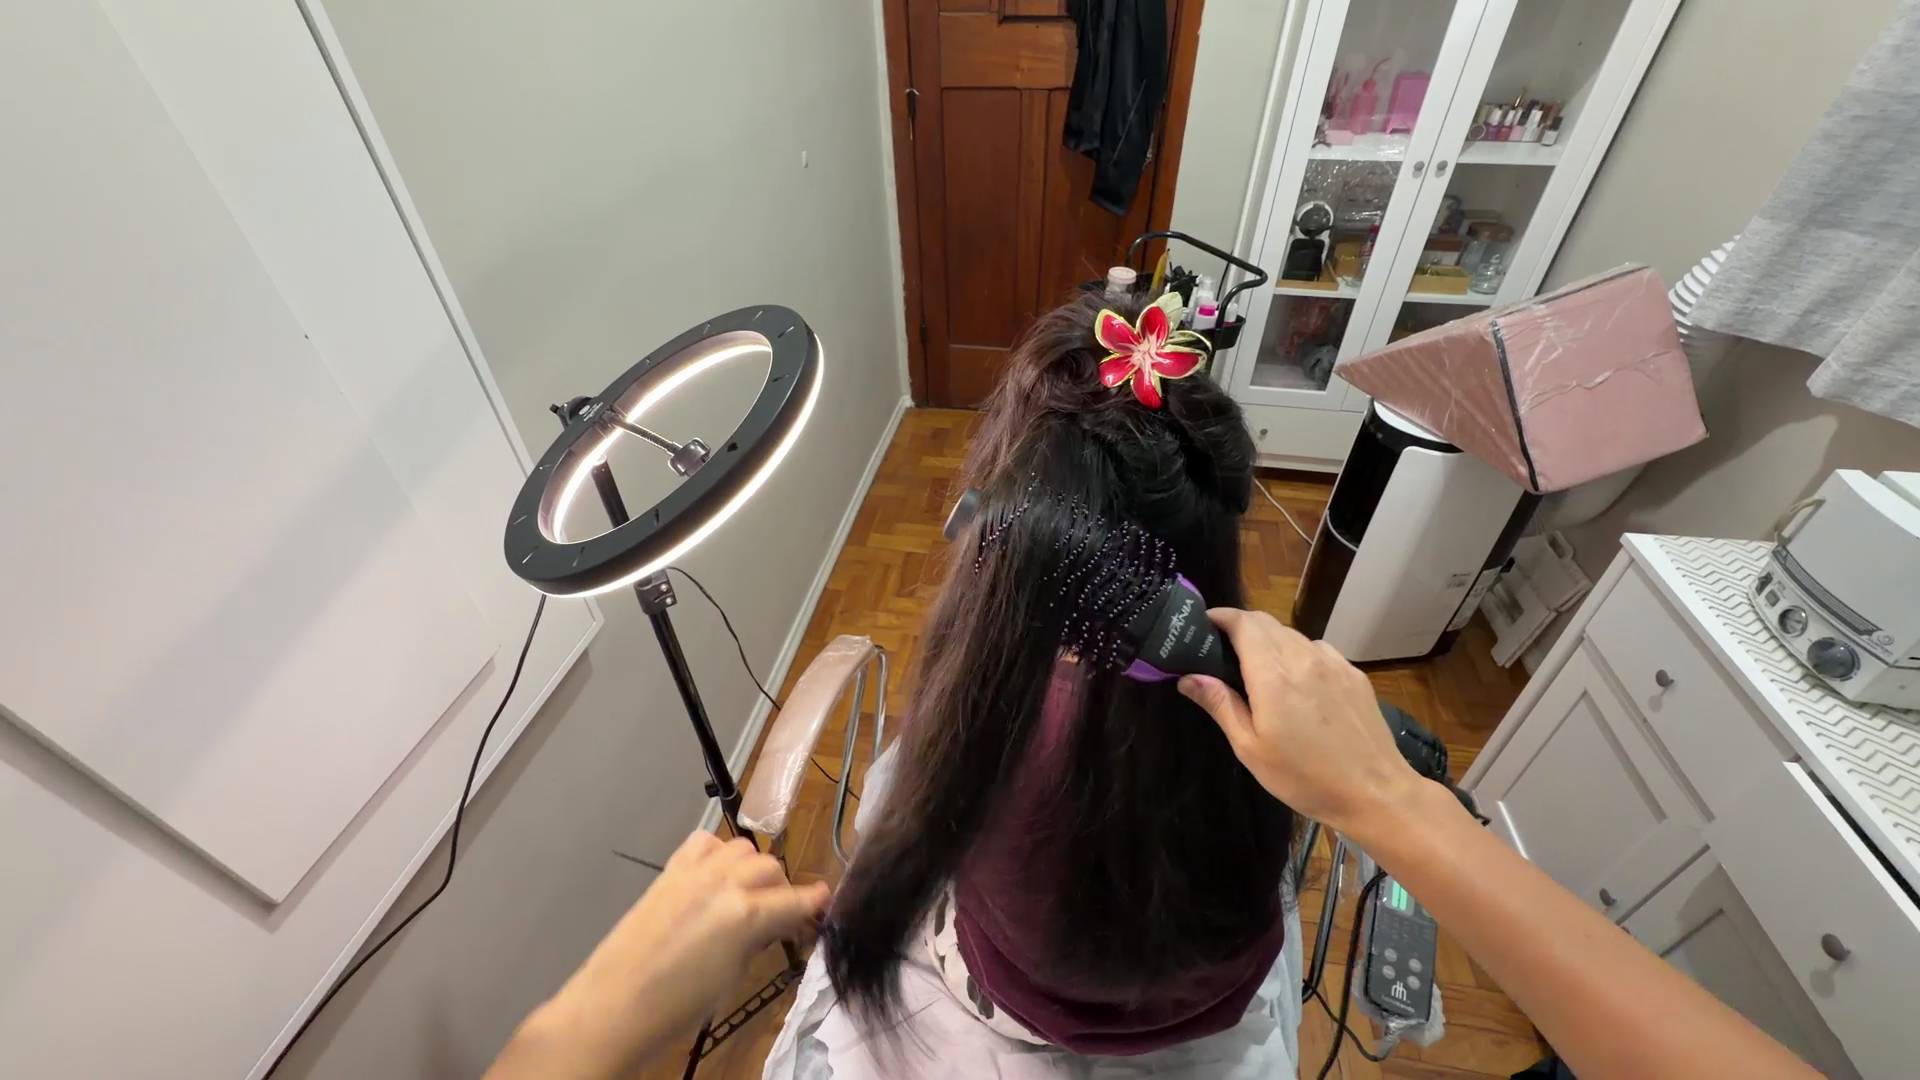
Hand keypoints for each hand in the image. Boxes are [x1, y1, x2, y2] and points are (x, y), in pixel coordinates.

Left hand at [488, 831, 829, 1079]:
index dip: (816, 904)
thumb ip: (758, 939)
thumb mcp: (732, 977)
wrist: (611, 1008)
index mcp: (747, 915)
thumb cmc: (675, 1009)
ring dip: (753, 870)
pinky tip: (714, 876)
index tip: (824, 907)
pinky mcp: (672, 868)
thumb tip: (776, 923)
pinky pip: (708, 842)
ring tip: (745, 895)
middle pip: (773, 869)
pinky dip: (718, 854)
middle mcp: (727, 882)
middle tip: (778, 917)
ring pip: (745, 849)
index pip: (798, 899)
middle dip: (782, 891)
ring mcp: (697, 870)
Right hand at [1178, 609, 1426, 840]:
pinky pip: (1317, 650)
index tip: (1202, 625)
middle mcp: (1303, 657)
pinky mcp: (1353, 674)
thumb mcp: (1250, 748)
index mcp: (1272, 674)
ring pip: (1292, 635)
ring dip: (1269, 641)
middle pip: (1265, 622)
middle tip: (1223, 650)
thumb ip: (1220, 705)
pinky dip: (1298, 654)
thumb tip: (1189, 677)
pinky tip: (1298, 684)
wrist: (1376, 794)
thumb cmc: (1304, 777)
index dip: (1220, 617)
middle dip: (1241, 627)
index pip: (1242, 623)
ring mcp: (1333, 663)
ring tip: (1259, 670)